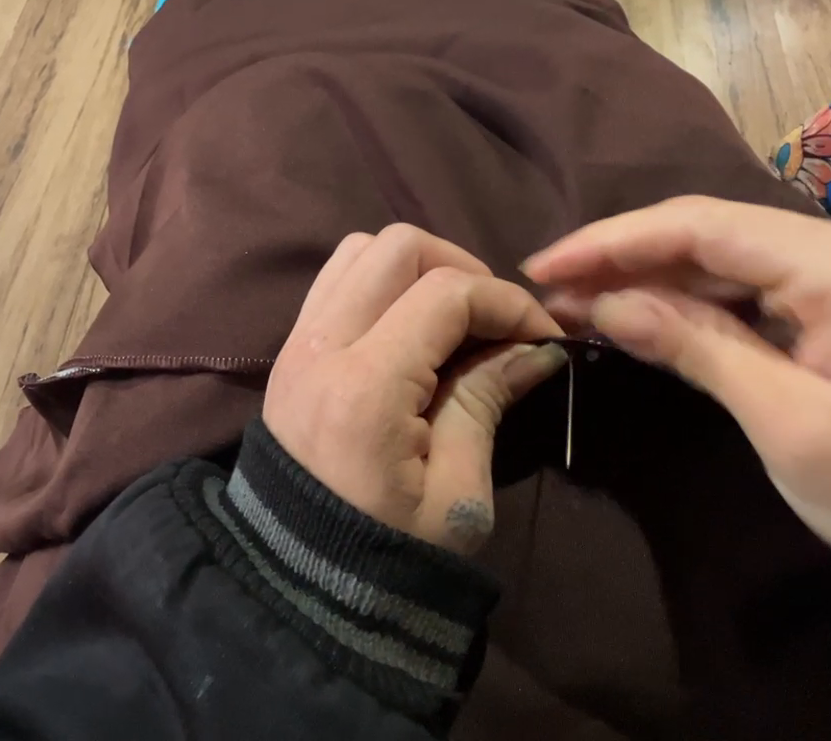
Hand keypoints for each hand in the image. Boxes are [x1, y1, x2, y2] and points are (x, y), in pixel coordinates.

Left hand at [264, 225, 567, 553]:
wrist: (298, 583)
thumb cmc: (388, 554)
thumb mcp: (457, 494)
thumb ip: (486, 400)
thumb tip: (533, 347)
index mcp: (364, 387)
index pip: (445, 293)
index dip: (505, 301)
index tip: (542, 334)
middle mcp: (320, 346)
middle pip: (395, 246)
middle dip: (461, 268)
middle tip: (494, 321)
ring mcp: (296, 342)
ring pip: (358, 251)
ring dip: (415, 269)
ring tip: (452, 318)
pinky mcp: (288, 350)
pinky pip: (335, 280)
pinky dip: (379, 282)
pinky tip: (409, 326)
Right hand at [525, 197, 830, 609]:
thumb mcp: (793, 428)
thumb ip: (696, 346)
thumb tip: (602, 303)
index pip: (705, 225)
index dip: (612, 241)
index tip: (542, 267)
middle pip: (714, 230)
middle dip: (624, 256)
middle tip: (549, 287)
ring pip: (730, 256)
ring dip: (653, 277)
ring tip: (579, 300)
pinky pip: (758, 287)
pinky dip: (695, 300)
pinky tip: (646, 314)